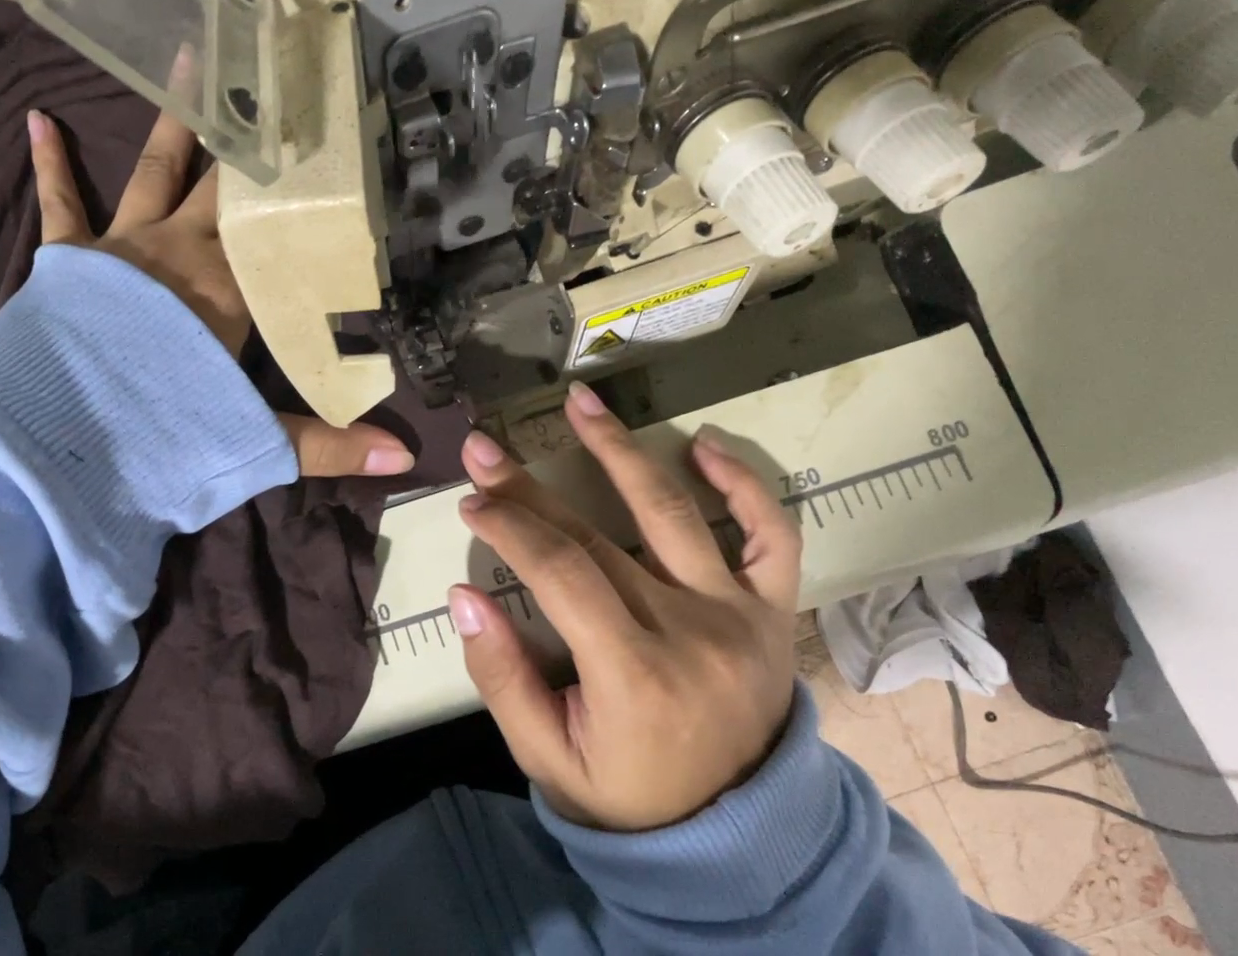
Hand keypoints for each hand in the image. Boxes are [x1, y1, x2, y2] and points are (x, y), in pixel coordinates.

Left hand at [27, 109, 414, 478]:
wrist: (62, 441)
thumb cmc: (163, 437)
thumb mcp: (253, 442)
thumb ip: (328, 445)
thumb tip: (406, 458)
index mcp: (232, 289)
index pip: (279, 231)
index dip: (306, 193)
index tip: (335, 144)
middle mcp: (183, 251)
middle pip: (226, 187)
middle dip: (254, 139)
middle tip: (277, 80)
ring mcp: (124, 248)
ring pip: (157, 171)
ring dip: (176, 123)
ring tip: (189, 60)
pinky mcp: (69, 259)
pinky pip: (62, 203)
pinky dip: (51, 165)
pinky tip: (38, 120)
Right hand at [448, 381, 801, 831]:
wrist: (733, 834)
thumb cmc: (625, 795)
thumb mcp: (545, 756)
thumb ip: (502, 677)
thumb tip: (464, 594)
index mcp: (634, 675)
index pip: (560, 573)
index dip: (510, 528)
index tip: (471, 501)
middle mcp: (692, 632)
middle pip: (598, 537)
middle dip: (529, 488)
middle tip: (484, 448)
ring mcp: (740, 615)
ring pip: (674, 513)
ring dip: (621, 451)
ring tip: (581, 403)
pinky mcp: (772, 611)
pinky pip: (771, 536)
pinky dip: (743, 485)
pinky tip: (702, 444)